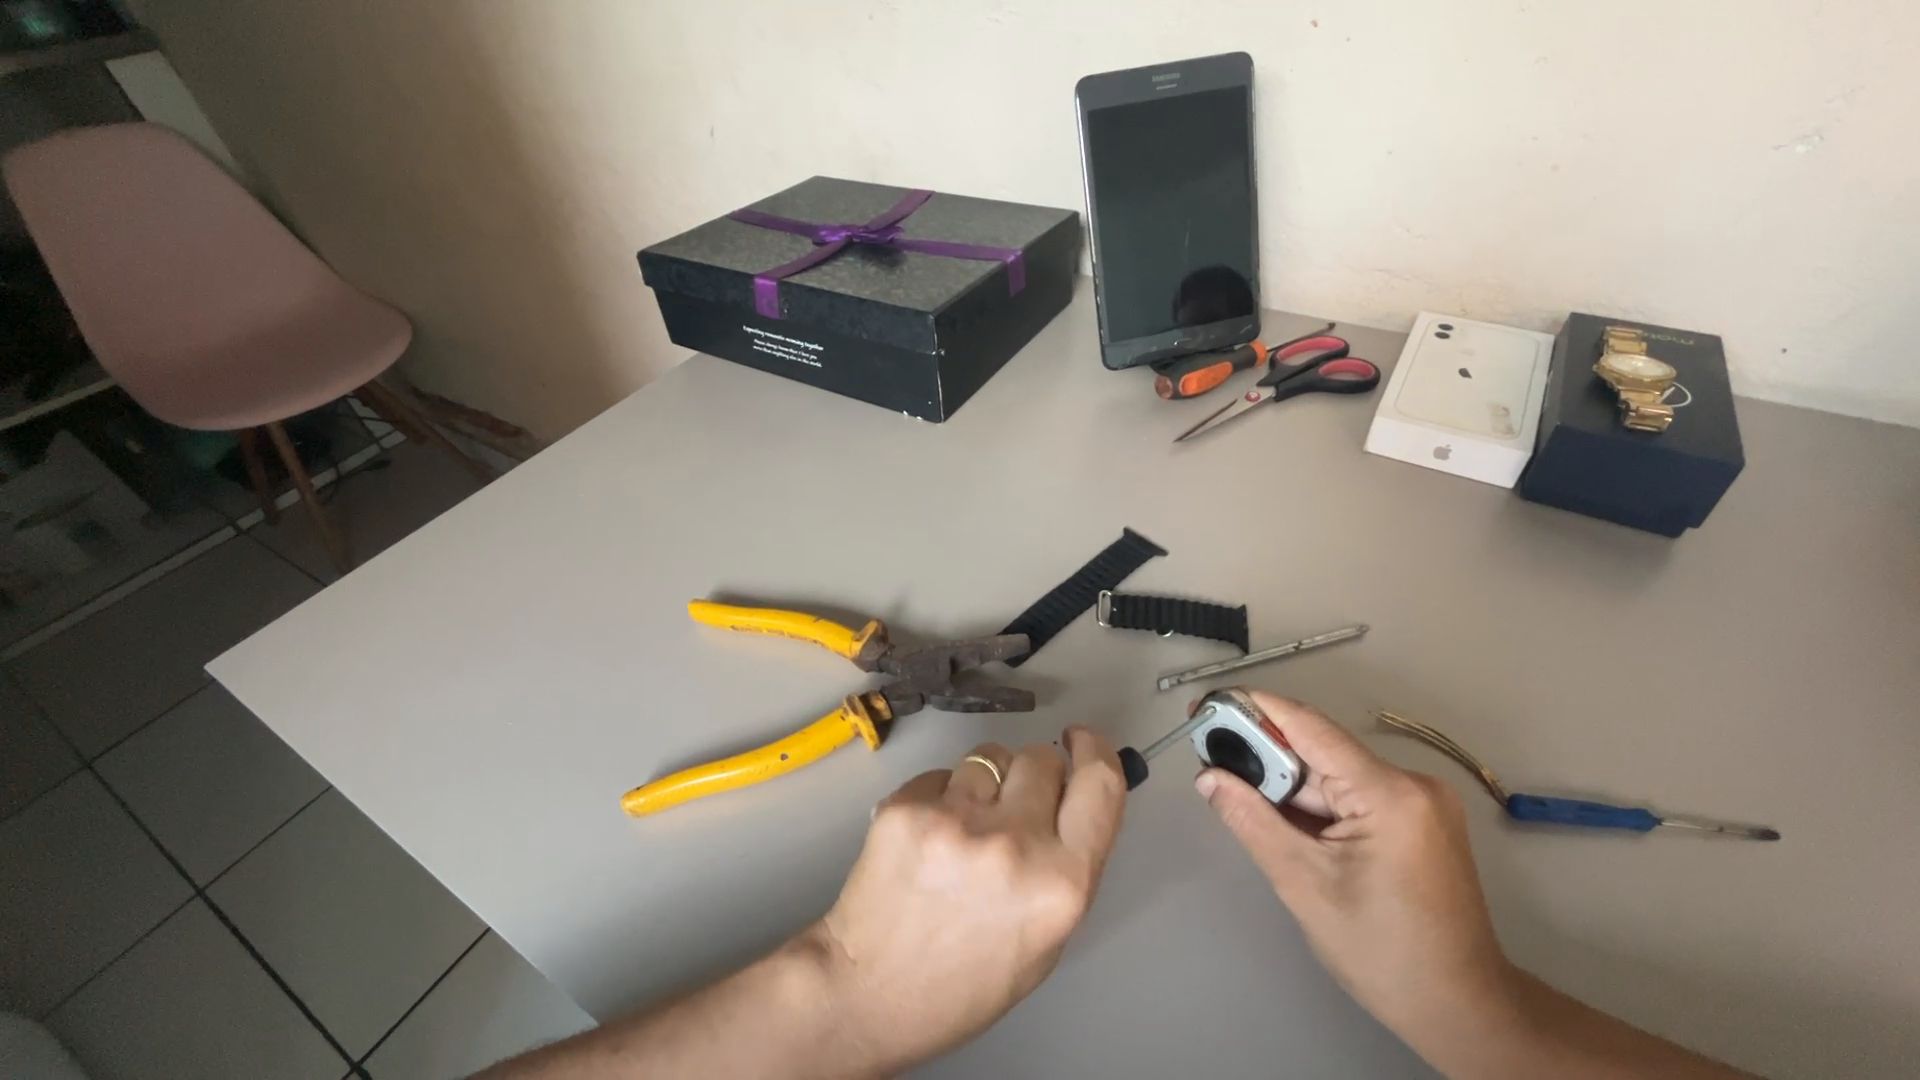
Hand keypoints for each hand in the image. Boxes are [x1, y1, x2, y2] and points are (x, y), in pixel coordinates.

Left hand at [801, 726, 1126, 1073]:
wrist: (868, 994)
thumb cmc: (967, 982)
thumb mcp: (1046, 938)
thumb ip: (1067, 865)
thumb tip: (1071, 798)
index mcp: (1061, 883)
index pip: (1099, 784)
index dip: (1095, 750)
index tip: (1080, 739)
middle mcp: (1014, 843)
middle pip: (1040, 758)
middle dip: (1032, 772)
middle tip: (1013, 803)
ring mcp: (955, 820)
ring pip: (987, 756)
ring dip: (983, 782)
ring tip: (961, 829)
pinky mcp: (906, 807)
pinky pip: (940, 774)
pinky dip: (938, 796)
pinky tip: (925, 838)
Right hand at [1193, 692, 1515, 1038]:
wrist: (1460, 1007)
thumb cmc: (1380, 951)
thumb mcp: (1302, 882)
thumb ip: (1250, 819)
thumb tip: (1207, 776)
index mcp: (1389, 793)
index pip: (1309, 727)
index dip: (1253, 708)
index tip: (1208, 704)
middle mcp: (1411, 783)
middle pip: (1319, 752)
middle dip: (1263, 756)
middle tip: (1210, 760)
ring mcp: (1419, 801)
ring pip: (1331, 775)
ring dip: (1285, 785)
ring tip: (1239, 796)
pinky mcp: (1417, 819)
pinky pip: (1350, 794)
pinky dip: (1312, 804)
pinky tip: (1282, 821)